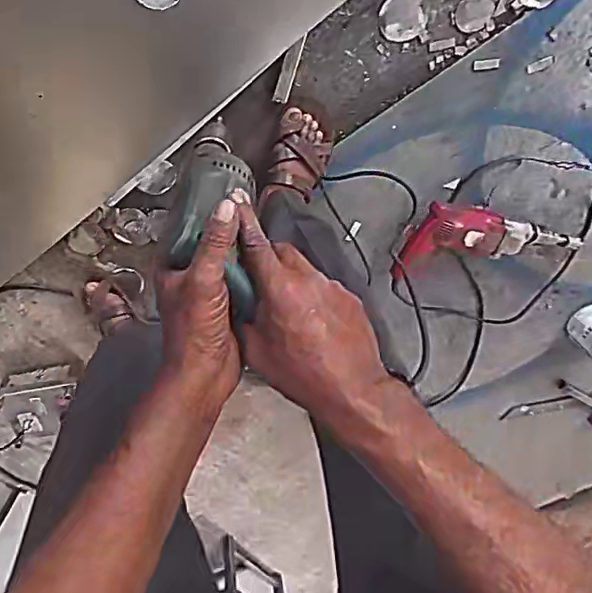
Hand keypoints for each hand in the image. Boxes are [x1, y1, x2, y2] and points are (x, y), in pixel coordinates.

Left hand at [156, 195, 244, 400]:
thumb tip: (226, 209)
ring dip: (243, 250)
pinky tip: (265, 261)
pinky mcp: (229, 304)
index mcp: (172, 268)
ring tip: (259, 229)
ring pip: (229, 261)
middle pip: (212, 243)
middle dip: (230, 230)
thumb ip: (215, 243)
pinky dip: (253, 271)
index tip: (226, 194)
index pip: (189, 229)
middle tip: (248, 208)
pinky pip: (242, 279)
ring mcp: (210, 290)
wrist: (206, 374)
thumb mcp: (204, 279)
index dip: (206, 212)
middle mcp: (189, 276)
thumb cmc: (192, 334)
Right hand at [235, 203, 395, 431]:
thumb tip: (239, 303)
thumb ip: (244, 319)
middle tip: (259, 278)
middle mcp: (309, 281)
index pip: (258, 245)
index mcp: (282, 289)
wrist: (353, 390)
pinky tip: (311, 322)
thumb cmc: (306, 376)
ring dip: (291, 280)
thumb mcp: (258, 352)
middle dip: (268, 258)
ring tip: (288, 311)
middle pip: (283, 251)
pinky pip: (323, 286)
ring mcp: (333, 287)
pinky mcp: (349, 297)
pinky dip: (312, 296)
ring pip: (304, 269)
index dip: (245, 222)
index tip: (238, 202)